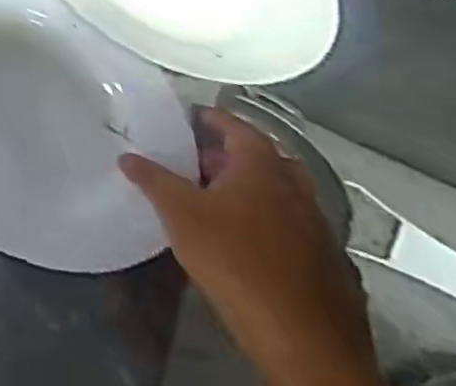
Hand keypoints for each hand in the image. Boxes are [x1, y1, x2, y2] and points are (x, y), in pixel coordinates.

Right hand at [120, 107, 381, 385]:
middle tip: (192, 160)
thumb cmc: (235, 260)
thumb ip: (153, 179)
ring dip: (248, 189)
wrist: (303, 339)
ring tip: (212, 198)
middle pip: (260, 158)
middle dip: (227, 155)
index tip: (187, 116)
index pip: (236, 126)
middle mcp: (296, 188)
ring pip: (278, 193)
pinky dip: (267, 221)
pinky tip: (243, 239)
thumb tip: (129, 157)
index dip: (210, 118)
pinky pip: (290, 225)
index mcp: (263, 167)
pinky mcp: (327, 261)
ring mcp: (317, 226)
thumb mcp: (179, 213)